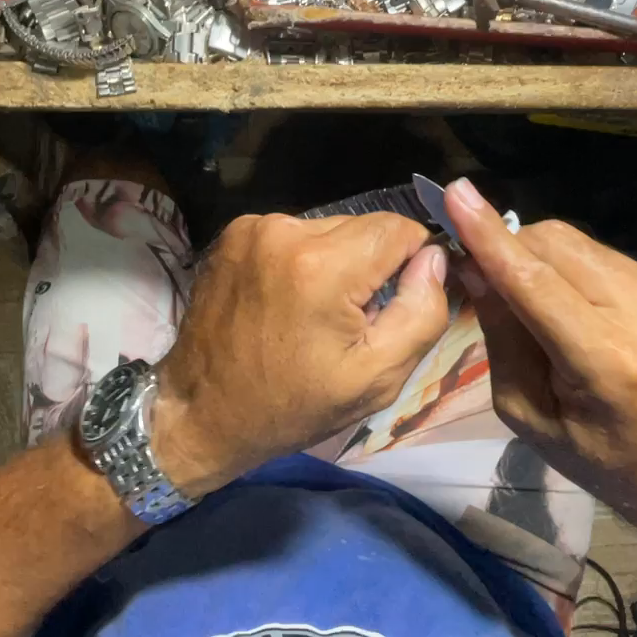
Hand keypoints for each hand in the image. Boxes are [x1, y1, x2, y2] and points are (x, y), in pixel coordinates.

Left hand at [152, 212, 451, 494]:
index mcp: (322, 266)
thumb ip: (421, 312)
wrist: (202, 411)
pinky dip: (301, 258)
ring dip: (336, 259)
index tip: (399, 295)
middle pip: (362, 226)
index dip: (413, 258)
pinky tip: (287, 298)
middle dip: (370, 263)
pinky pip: (293, 233)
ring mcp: (253, 228)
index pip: (398, 227)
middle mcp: (286, 231)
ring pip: (328, 228)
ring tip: (315, 310)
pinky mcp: (233, 233)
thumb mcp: (377, 378)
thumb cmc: (292, 404)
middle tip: (353, 315)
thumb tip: (434, 257)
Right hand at [445, 179, 636, 534]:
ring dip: (535, 255)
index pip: (533, 280)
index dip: (488, 236)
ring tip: (529, 299)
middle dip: (506, 246)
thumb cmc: (601, 460)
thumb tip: (472, 265)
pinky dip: (566, 266)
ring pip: (574, 240)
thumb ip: (500, 335)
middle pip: (552, 244)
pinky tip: (567, 302)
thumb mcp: (528, 413)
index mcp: (609, 363)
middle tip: (481, 275)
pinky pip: (598, 253)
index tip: (454, 193)